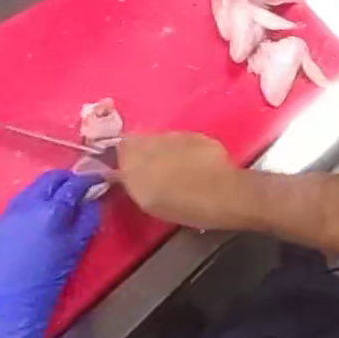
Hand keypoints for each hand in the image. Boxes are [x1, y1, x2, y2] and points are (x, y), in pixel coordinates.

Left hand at [0, 170, 102, 337]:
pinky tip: (28, 235)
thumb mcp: (75, 251)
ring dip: (42, 197)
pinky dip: (24, 218)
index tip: (98, 179)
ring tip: (54, 210)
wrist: (2, 317)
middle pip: (46, 181)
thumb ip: (87, 220)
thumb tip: (91, 201)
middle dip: (64, 180)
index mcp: (49, 211)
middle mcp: (22, 209)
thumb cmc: (47, 285)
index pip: (73, 183)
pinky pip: (9, 218)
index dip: (89, 179)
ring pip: (25, 196)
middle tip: (78, 188)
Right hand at [117, 133, 243, 230]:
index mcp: (133, 155)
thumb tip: (122, 169)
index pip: (121, 145)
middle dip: (147, 153)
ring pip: (166, 140)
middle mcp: (154, 138)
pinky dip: (188, 151)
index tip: (129, 169)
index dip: (125, 156)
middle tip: (155, 172)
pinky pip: (187, 141)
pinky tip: (196, 166)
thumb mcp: (144, 198)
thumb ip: (130, 178)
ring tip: (178, 171)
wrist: (217, 192)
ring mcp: (179, 134)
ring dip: (168, 151)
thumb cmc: (176, 203)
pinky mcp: (200, 136)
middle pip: (144, 140)